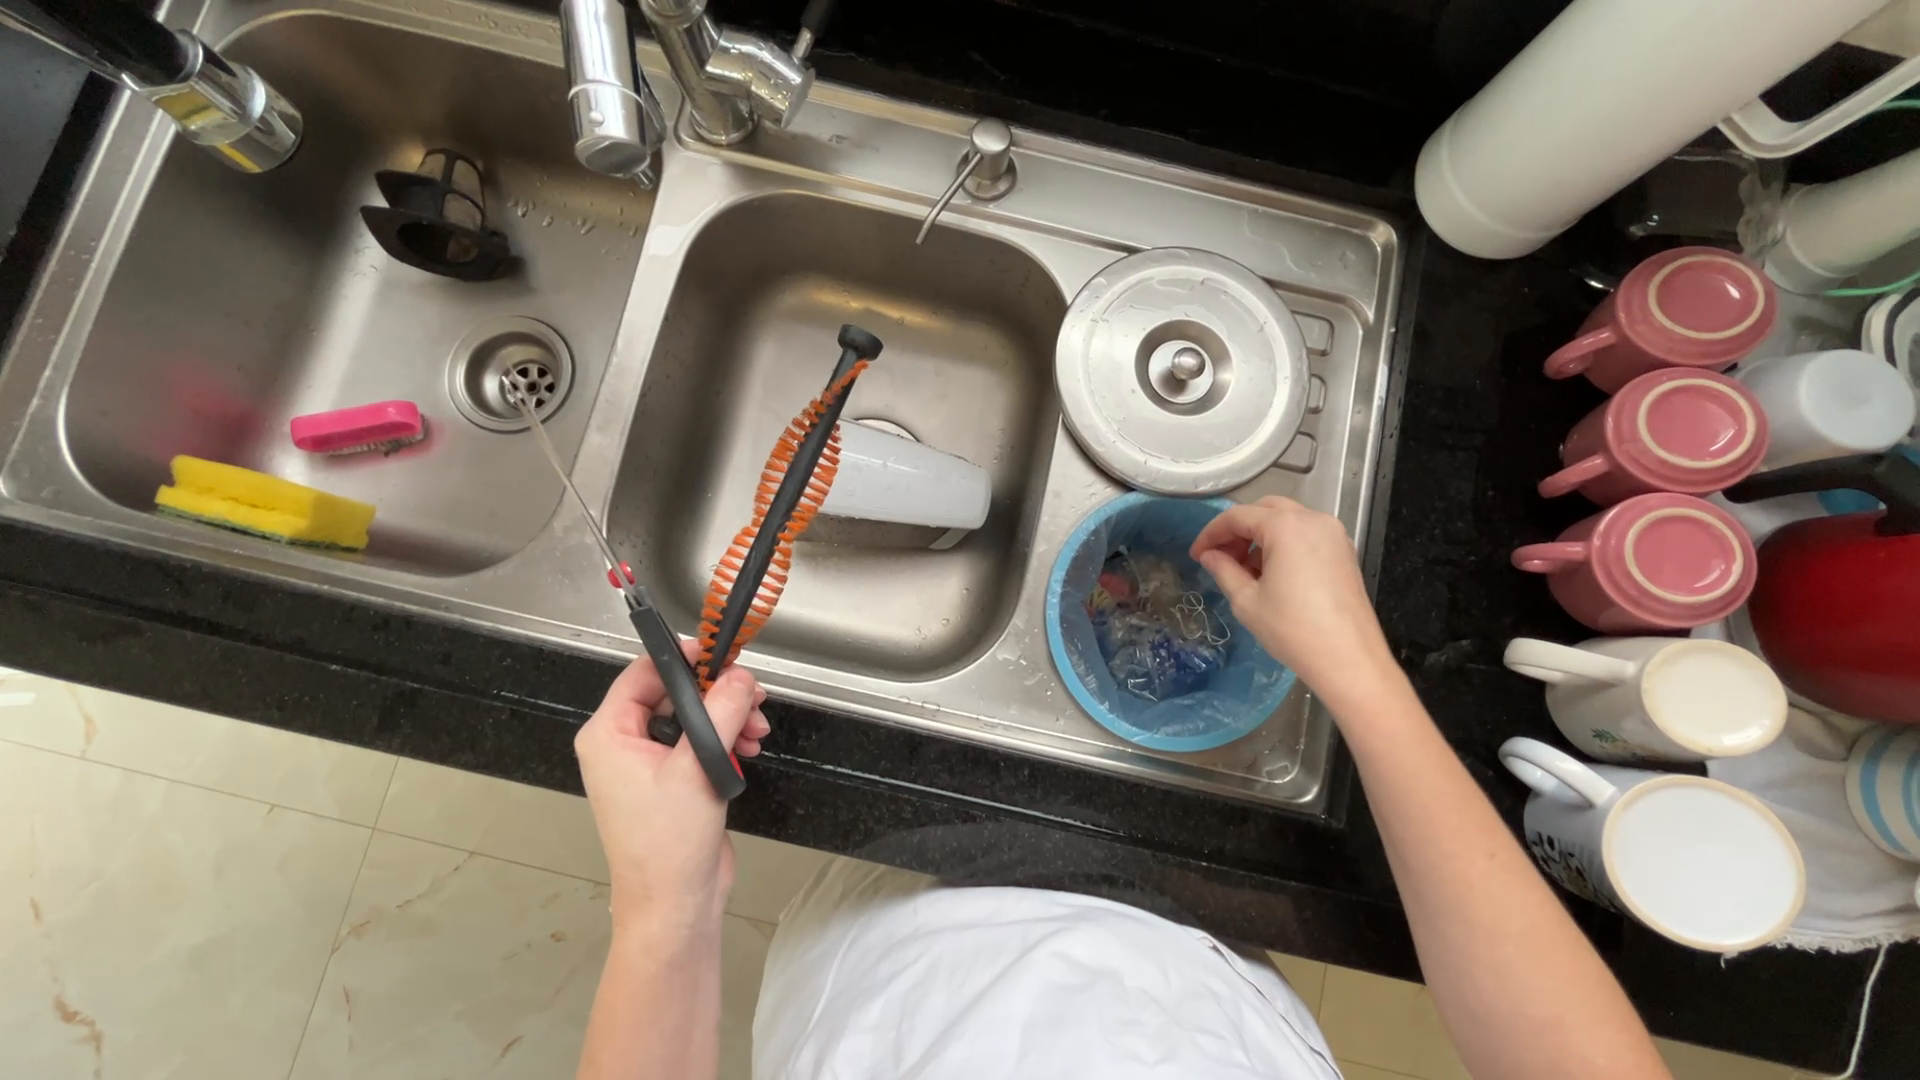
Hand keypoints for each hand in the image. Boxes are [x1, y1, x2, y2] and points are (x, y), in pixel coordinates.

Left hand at [575, 641, 770, 933]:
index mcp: (609, 734)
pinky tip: (749, 747)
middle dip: (718, 693)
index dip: (684, 659)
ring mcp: (649, 763)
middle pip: (674, 693)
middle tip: (753, 696)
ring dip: (729, 717)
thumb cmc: (669, 842)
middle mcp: (624, 744)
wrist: (675, 904)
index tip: (721, 654)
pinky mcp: (673, 780)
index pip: (644, 672)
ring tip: (758, 729)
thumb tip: (739, 676)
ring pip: (693, 717)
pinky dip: (726, 739)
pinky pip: (700, 742)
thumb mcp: (697, 766)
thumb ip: (721, 712)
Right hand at [1189, 496, 1395, 697]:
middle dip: (1237, 530)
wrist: (1348, 660)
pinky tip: (1272, 573)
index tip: (1196, 555)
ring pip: (1286, 520)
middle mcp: (1313, 520)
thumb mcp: (1246, 601)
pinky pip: (1305, 534)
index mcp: (1285, 527)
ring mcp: (1333, 534)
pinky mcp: (1344, 551)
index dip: (1211, 534)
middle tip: (1219, 558)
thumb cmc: (1292, 630)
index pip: (1237, 517)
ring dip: (1260, 536)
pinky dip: (1283, 543)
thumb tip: (1209, 556)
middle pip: (1264, 510)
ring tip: (1244, 569)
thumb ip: (1223, 570)